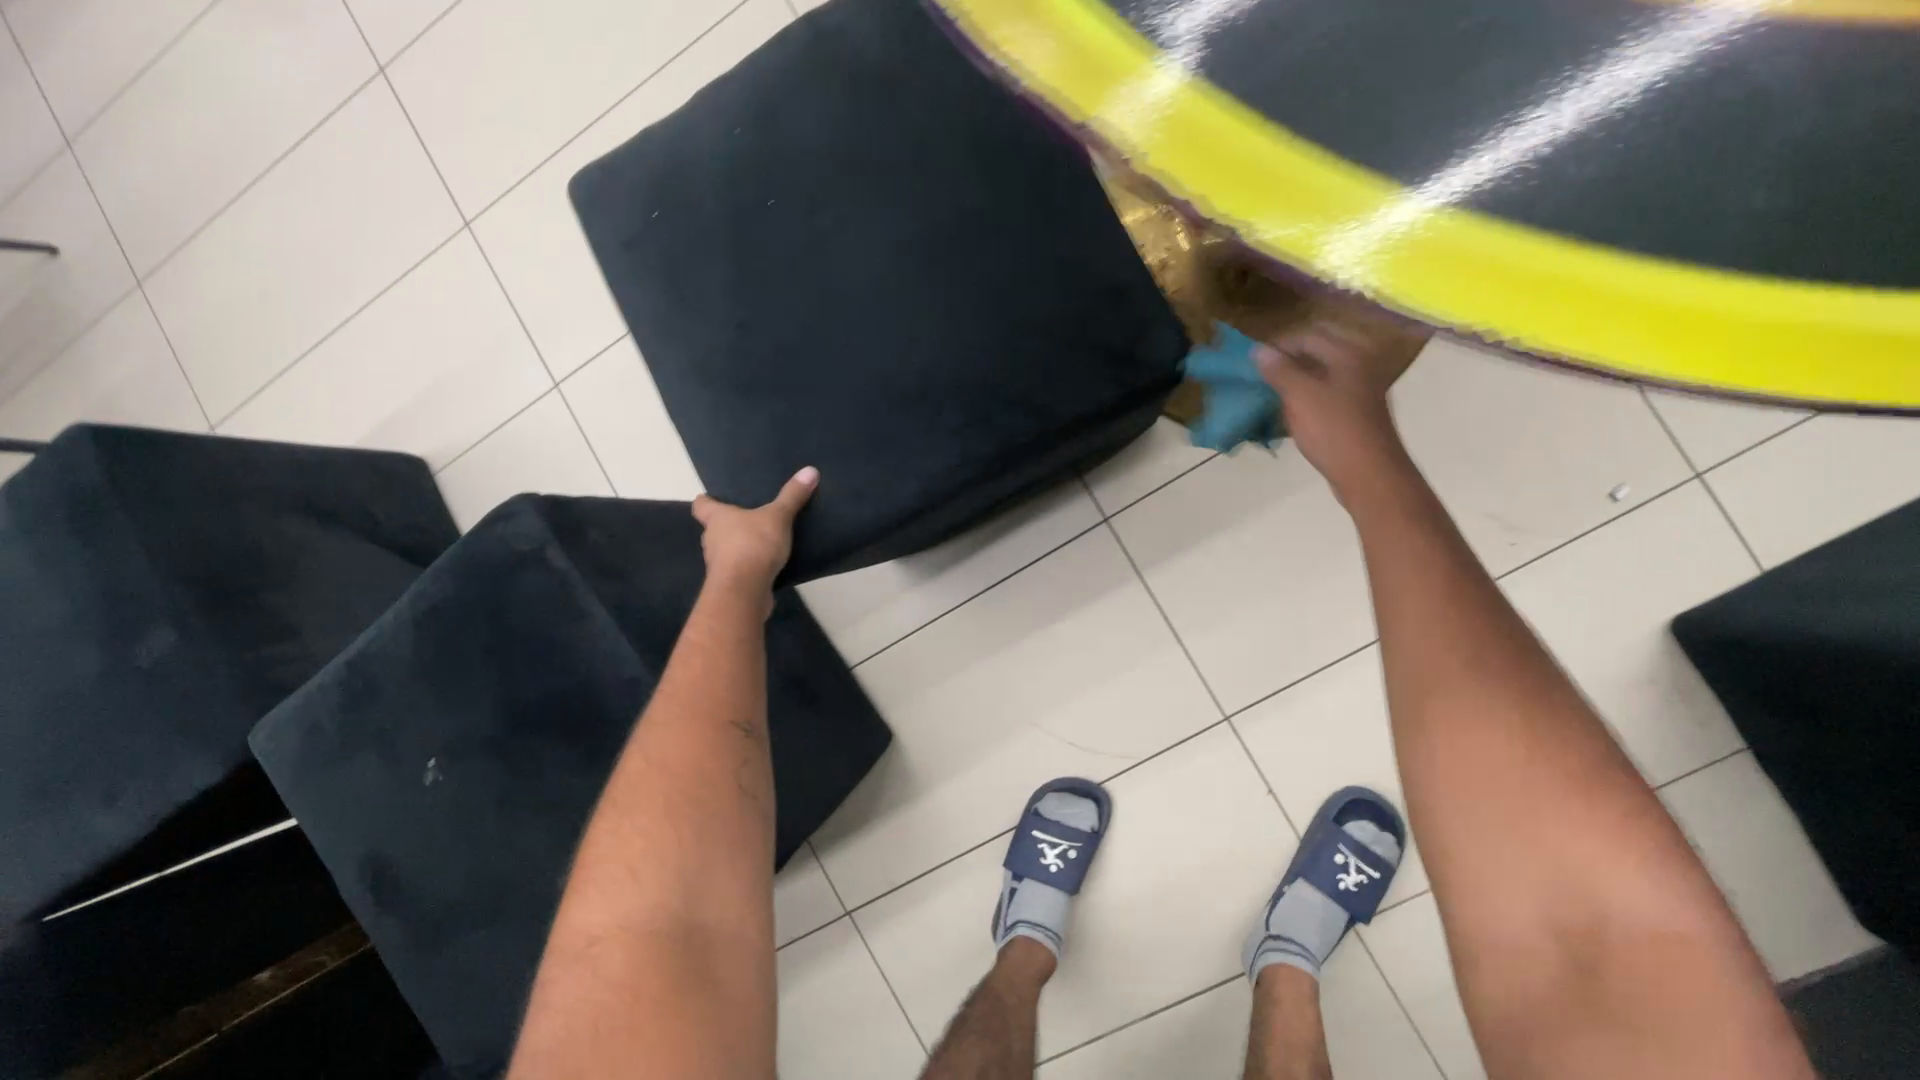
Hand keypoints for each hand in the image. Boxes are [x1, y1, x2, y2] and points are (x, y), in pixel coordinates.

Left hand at [691, 467, 818, 596]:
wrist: (745, 590)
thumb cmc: (753, 545)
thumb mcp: (778, 516)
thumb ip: (792, 496)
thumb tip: (810, 470)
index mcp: (717, 518)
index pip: (701, 505)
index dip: (706, 501)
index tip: (713, 497)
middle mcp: (712, 540)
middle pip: (713, 528)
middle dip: (727, 525)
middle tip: (747, 518)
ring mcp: (718, 564)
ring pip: (725, 551)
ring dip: (738, 548)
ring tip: (759, 542)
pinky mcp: (730, 584)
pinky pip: (739, 571)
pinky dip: (748, 568)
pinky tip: (766, 566)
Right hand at [1253, 300, 1429, 500]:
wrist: (1369, 473)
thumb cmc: (1333, 430)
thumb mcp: (1300, 396)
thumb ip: (1279, 370)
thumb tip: (1258, 349)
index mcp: (1346, 356)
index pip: (1307, 337)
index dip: (1279, 346)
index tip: (1255, 363)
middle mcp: (1357, 368)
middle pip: (1316, 357)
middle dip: (1287, 366)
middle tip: (1261, 380)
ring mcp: (1359, 393)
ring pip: (1320, 380)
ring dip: (1295, 386)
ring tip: (1272, 399)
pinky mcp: (1356, 416)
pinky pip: (1326, 400)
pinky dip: (1306, 403)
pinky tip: (1291, 418)